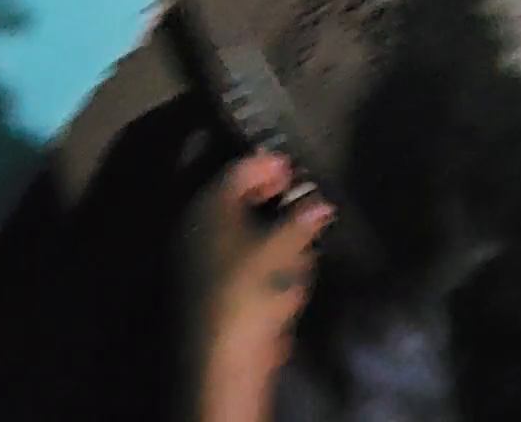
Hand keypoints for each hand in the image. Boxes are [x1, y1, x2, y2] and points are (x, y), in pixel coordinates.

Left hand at [191, 153, 332, 421]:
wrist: (224, 358)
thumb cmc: (253, 288)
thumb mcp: (286, 246)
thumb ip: (304, 217)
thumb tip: (322, 202)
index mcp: (210, 207)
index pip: (239, 169)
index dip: (269, 164)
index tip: (295, 167)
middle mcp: (198, 225)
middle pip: (234, 193)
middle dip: (267, 188)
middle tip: (296, 187)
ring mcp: (199, 256)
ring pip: (235, 221)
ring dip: (264, 215)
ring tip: (295, 217)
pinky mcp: (208, 283)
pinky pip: (234, 247)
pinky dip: (256, 240)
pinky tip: (280, 250)